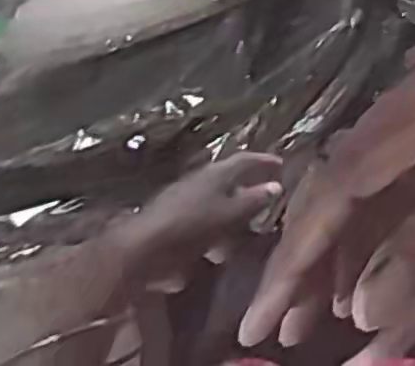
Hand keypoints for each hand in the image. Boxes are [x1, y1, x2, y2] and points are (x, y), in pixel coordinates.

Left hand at [109, 152, 283, 292]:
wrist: (133, 254)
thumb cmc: (192, 226)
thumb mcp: (233, 213)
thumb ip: (257, 199)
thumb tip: (276, 186)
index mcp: (219, 172)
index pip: (249, 159)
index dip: (266, 162)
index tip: (281, 166)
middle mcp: (199, 179)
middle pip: (228, 180)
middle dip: (245, 190)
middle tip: (261, 200)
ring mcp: (177, 199)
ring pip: (209, 203)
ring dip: (224, 214)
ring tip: (235, 233)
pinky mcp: (161, 222)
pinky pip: (191, 222)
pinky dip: (203, 231)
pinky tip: (205, 250)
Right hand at [239, 17, 414, 351]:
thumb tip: (365, 303)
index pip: (348, 177)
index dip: (304, 247)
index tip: (266, 316)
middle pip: (343, 164)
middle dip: (310, 242)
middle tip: (282, 321)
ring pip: (363, 153)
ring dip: (339, 221)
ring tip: (319, 295)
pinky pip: (393, 139)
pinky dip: (375, 191)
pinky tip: (369, 239)